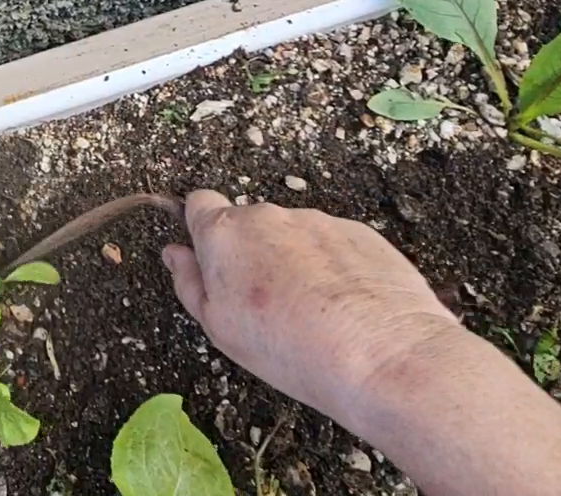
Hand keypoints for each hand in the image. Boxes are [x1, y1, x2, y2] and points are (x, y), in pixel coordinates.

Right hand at [161, 190, 466, 428]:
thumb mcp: (219, 328)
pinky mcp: (360, 232)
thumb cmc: (290, 348)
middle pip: (248, 224)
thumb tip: (173, 251)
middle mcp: (265, 215)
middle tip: (269, 303)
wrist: (387, 358)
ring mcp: (315, 220)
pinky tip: (351, 307)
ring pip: (293, 235)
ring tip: (318, 312)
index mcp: (223, 232)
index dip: (202, 226)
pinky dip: (336, 267)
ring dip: (295, 260)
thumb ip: (188, 282)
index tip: (215, 259)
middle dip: (253, 253)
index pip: (198, 202)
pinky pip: (335, 244)